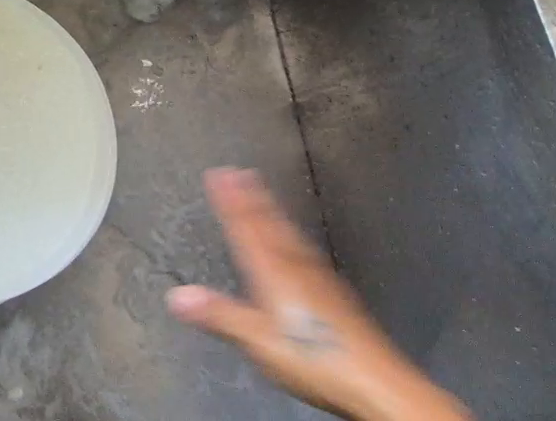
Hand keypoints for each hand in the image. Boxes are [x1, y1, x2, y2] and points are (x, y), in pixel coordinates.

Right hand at [168, 169, 470, 420]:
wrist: (378, 384)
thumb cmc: (315, 359)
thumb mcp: (257, 339)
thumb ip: (218, 314)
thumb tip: (176, 295)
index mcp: (273, 272)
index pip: (246, 228)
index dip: (231, 201)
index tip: (220, 175)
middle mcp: (296, 268)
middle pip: (269, 224)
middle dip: (252, 198)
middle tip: (241, 172)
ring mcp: (319, 280)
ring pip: (289, 235)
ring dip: (273, 211)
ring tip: (264, 193)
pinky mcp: (336, 297)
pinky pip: (305, 251)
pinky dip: (293, 236)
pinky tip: (298, 243)